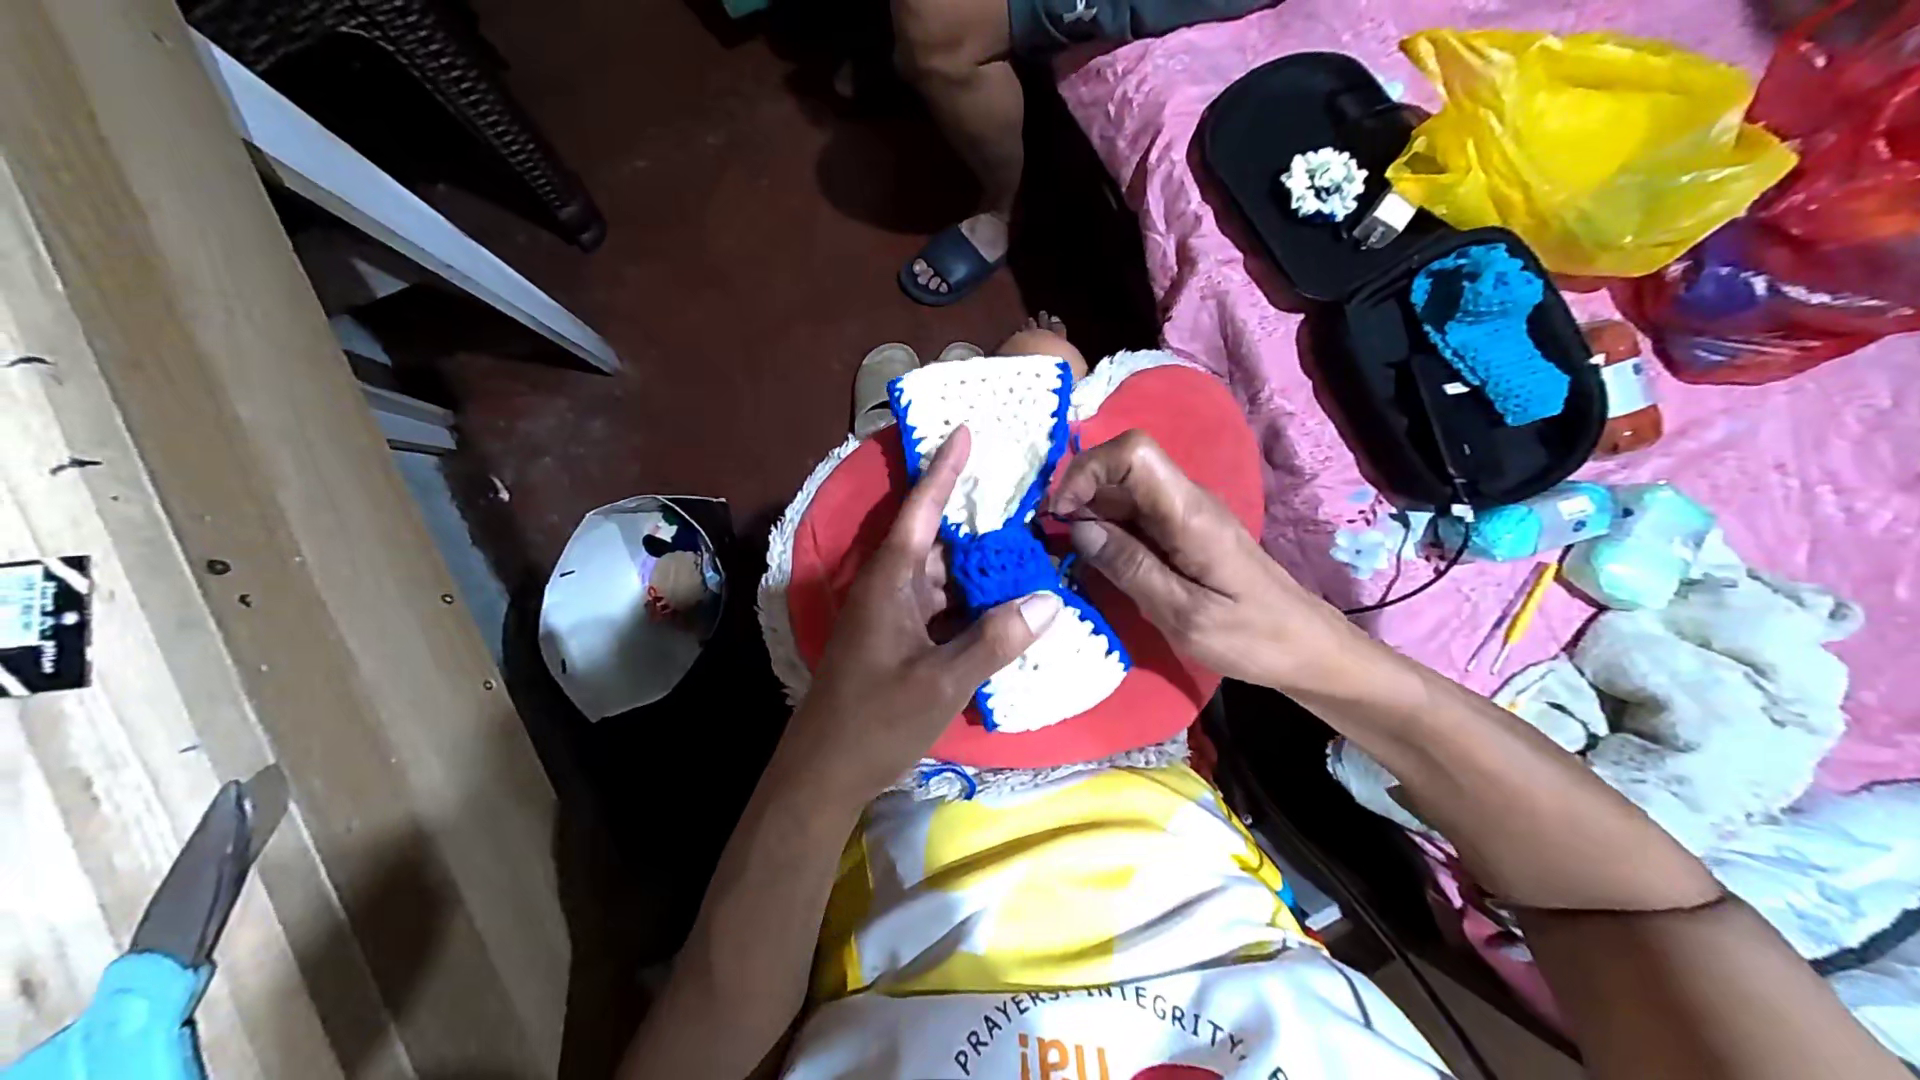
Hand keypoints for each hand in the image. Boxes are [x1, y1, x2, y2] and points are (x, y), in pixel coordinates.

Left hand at [786, 426, 1063, 801]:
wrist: (825, 772)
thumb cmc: (876, 720)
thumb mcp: (942, 681)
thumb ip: (995, 639)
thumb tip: (1048, 601)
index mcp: (890, 581)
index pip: (921, 510)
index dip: (944, 470)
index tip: (966, 431)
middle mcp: (890, 588)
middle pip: (938, 541)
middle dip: (978, 522)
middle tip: (1026, 502)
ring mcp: (893, 616)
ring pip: (943, 578)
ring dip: (979, 568)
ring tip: (1030, 551)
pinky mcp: (899, 641)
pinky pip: (941, 608)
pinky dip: (971, 603)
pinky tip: (1006, 606)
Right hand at [1048, 430, 1368, 693]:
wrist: (1305, 647)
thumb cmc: (1252, 637)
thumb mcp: (1184, 615)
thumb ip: (1130, 569)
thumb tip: (1079, 528)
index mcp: (1191, 514)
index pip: (1134, 452)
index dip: (1088, 469)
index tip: (1061, 513)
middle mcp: (1186, 501)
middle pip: (1121, 467)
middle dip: (1077, 494)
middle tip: (1049, 539)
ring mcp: (1183, 515)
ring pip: (1122, 492)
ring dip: (1086, 513)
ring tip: (1062, 553)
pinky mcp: (1180, 533)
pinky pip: (1132, 516)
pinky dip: (1104, 531)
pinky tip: (1092, 560)